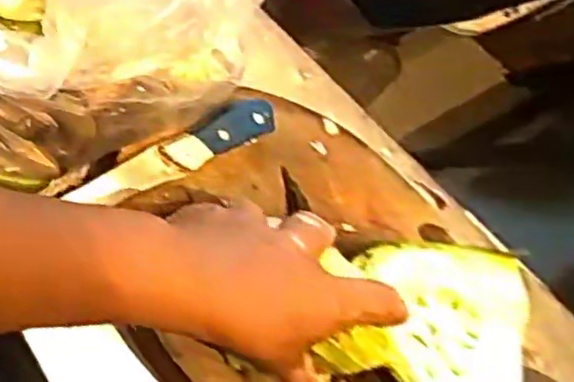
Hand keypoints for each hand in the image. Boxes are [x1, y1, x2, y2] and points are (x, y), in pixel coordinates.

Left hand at [160, 200, 407, 381]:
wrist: (182, 274)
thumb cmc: (239, 323)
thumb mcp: (276, 360)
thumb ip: (298, 366)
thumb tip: (307, 375)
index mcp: (322, 292)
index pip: (377, 298)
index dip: (387, 303)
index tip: (390, 307)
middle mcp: (292, 249)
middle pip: (317, 227)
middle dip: (316, 234)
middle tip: (307, 245)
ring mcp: (250, 222)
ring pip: (262, 212)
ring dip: (257, 226)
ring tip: (245, 239)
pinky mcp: (213, 209)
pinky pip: (219, 212)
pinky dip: (217, 223)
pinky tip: (206, 234)